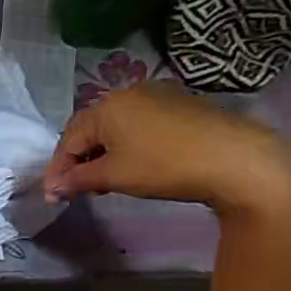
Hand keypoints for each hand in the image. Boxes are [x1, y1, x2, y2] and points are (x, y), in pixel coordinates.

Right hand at [41, 83, 290, 215]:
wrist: (238, 161)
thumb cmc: (164, 166)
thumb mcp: (113, 176)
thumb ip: (76, 179)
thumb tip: (52, 188)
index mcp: (107, 106)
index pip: (68, 139)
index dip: (57, 169)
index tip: (53, 196)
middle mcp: (129, 93)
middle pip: (89, 130)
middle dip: (78, 160)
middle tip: (75, 189)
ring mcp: (157, 96)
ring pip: (114, 128)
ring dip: (101, 155)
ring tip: (102, 182)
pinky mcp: (179, 106)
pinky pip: (137, 125)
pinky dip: (125, 147)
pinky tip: (131, 166)